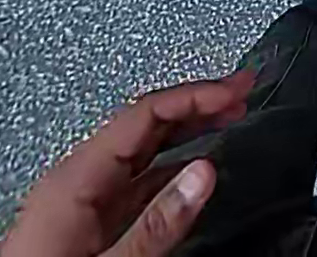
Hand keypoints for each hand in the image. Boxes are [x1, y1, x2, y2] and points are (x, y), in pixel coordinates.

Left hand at [0, 74, 253, 256]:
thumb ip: (155, 224)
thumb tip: (205, 171)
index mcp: (74, 179)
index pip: (146, 111)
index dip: (197, 94)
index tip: (236, 90)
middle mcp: (75, 181)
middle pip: (146, 121)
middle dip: (199, 101)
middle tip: (242, 91)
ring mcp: (79, 203)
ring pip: (144, 146)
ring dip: (190, 127)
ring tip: (229, 116)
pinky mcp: (85, 225)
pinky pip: (138, 176)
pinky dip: (175, 161)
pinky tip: (196, 167)